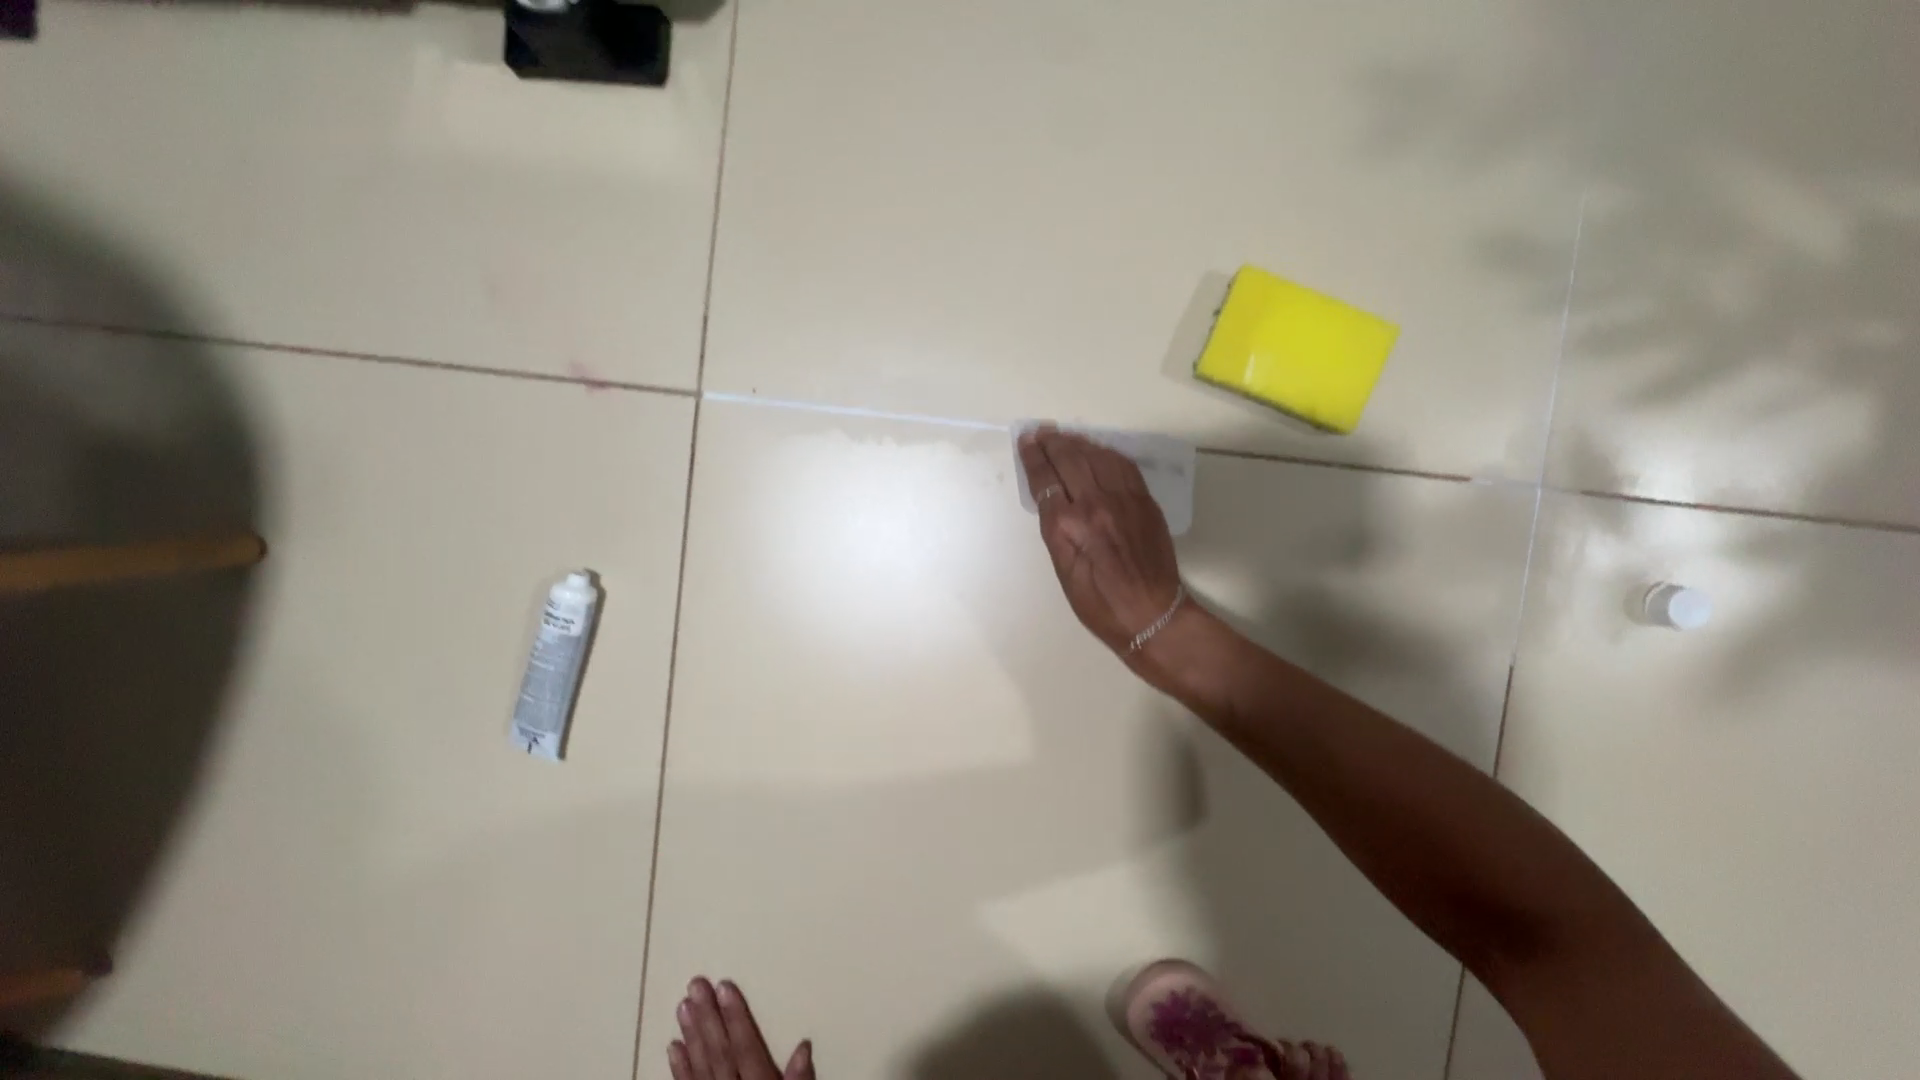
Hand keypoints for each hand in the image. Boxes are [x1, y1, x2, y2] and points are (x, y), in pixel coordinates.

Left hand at [670, 977, 813, 1079]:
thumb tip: (803, 1046)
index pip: (746, 1049)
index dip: (736, 1017)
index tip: (725, 986)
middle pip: (719, 1053)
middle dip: (708, 1018)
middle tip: (695, 985)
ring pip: (700, 1068)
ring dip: (691, 1036)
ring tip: (682, 1006)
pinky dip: (679, 1069)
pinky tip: (673, 1047)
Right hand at [1017, 427, 1184, 657]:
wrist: (1153, 615)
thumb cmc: (1101, 604)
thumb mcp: (1065, 573)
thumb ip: (1056, 532)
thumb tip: (1050, 499)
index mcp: (1070, 525)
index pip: (1046, 480)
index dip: (1033, 458)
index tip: (1026, 441)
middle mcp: (1096, 504)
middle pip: (1070, 459)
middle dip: (1052, 443)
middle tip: (1041, 432)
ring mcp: (1125, 499)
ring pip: (1097, 456)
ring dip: (1078, 442)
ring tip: (1064, 436)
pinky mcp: (1145, 502)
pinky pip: (1123, 465)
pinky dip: (1106, 452)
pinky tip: (1097, 451)